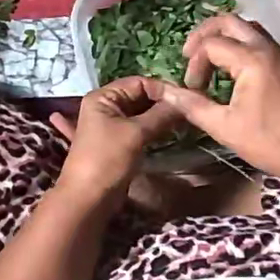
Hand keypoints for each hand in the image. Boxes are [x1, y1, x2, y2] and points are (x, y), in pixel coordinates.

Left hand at [49, 76, 182, 203]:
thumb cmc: (107, 159)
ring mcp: (111, 125)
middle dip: (163, 103)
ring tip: (186, 121)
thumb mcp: (136, 133)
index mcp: (103, 97)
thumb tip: (185, 102)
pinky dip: (154, 128)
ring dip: (161, 116)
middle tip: (190, 111)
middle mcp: (105, 106)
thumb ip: (161, 115)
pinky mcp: (118, 142)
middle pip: (139, 96)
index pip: (137, 82)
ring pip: (141, 113)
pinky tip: (172, 131)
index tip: (187, 99)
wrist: (88, 198)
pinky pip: (139, 128)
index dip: (162, 88)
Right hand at [143, 13, 279, 191]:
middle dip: (203, 34)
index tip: (191, 89)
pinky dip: (238, 47)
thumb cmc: (274, 144)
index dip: (194, 64)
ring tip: (207, 61)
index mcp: (253, 61)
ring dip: (223, 38)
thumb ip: (192, 106)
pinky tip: (229, 72)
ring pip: (247, 29)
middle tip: (188, 55)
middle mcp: (268, 50)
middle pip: (230, 22)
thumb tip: (164, 93)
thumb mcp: (225, 127)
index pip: (211, 44)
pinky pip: (259, 42)